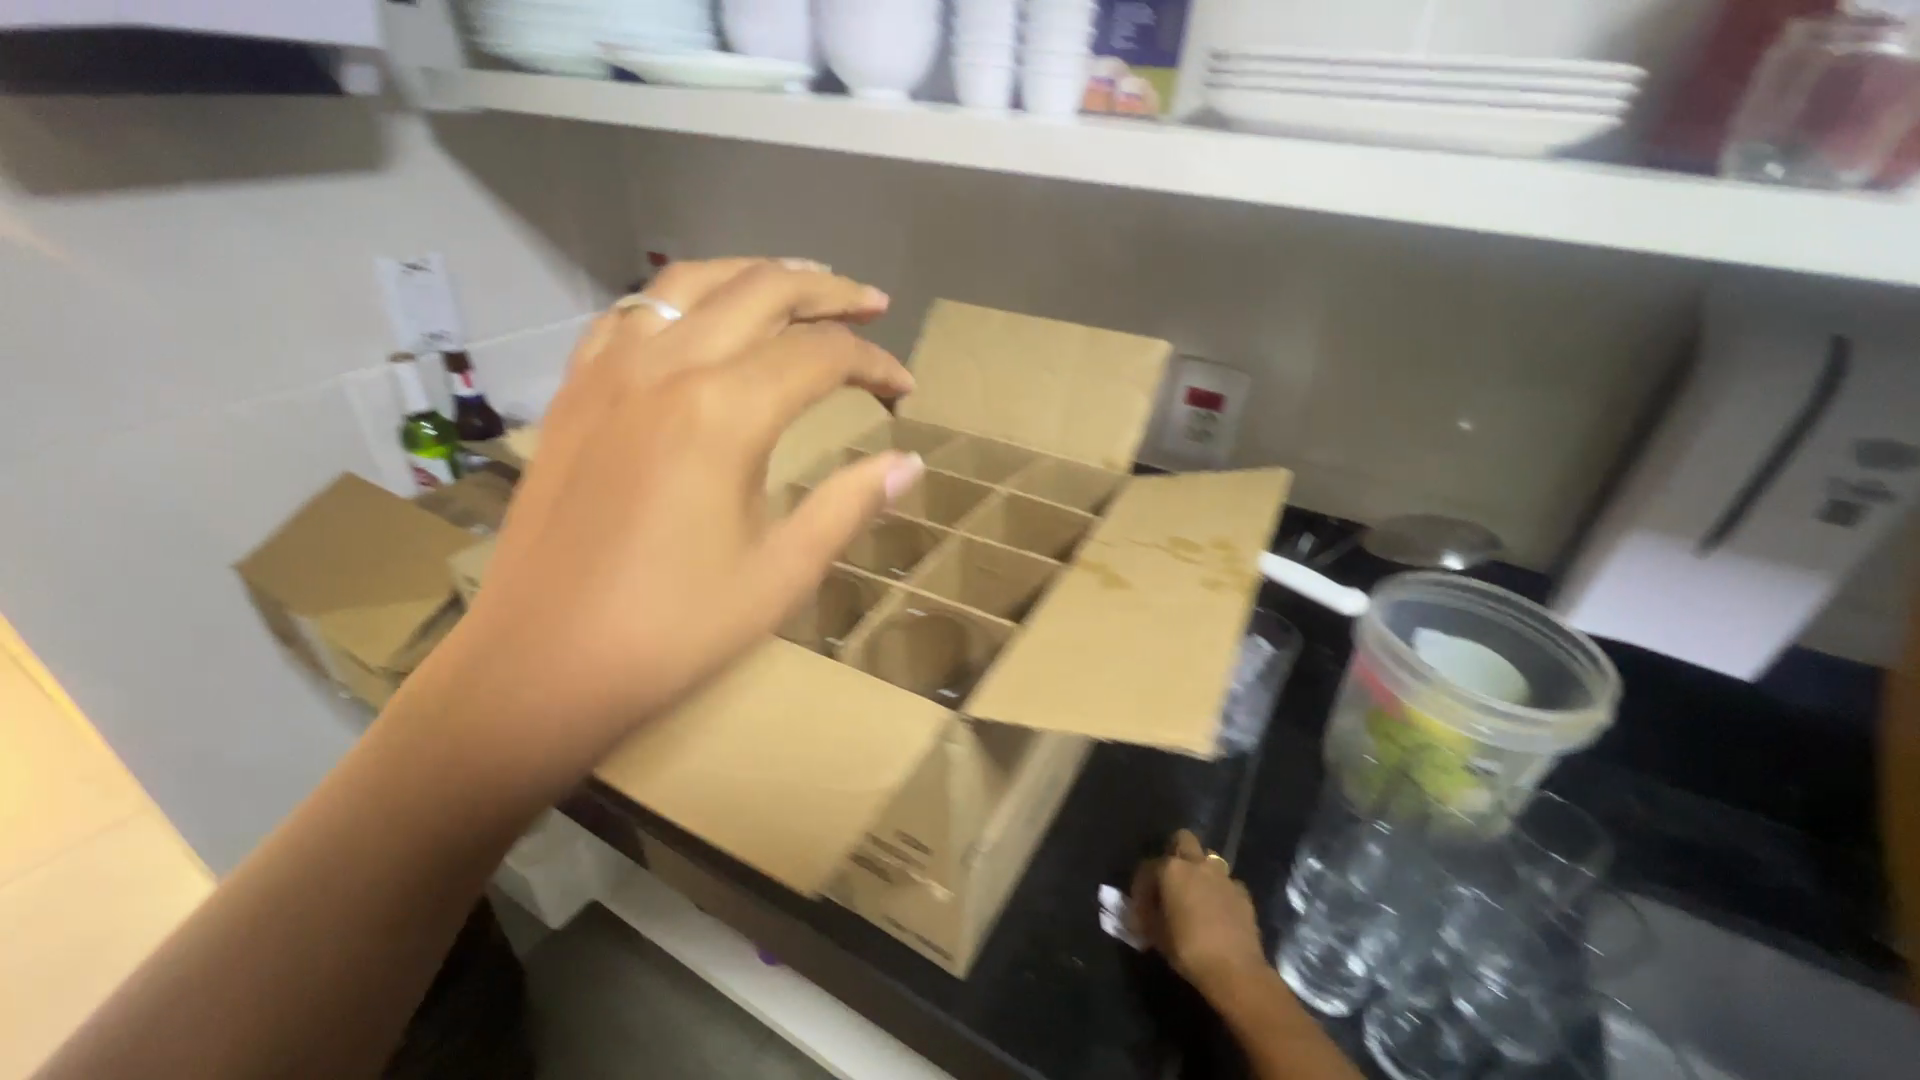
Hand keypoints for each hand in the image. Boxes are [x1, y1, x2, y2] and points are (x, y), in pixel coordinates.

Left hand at [416, 258, 922, 775]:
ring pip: (693, 282)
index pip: (822, 354)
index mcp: (725, 412)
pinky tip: (701, 318)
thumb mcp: (780, 575)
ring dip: (756, 275)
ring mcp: (609, 370)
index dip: (875, 363)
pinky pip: (633, 314)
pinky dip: (682, 299)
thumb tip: (908, 464)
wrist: (541, 665)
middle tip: (874, 306)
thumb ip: (849, 506)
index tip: (904, 391)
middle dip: (830, 293)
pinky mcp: (574, 391)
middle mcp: (667, 366)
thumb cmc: (672, 631)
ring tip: (802, 286)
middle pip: (764, 291)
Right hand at [1131, 830, 1269, 1001]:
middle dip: (1174, 853)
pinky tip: (1217, 912)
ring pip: (1208, 859)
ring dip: (1199, 871)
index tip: (1140, 911)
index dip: (1140, 888)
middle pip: (1183, 839)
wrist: (1235, 970)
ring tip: (1194, 895)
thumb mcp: (1156, 935)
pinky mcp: (1243, 893)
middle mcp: (1197, 864)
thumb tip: (1140, 915)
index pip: (1147, 868)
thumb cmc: (1187, 949)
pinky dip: (1220, 892)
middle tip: (1169, 881)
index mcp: (1171, 869)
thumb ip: (1145, 918)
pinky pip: (1227, 883)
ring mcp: (1223, 877)